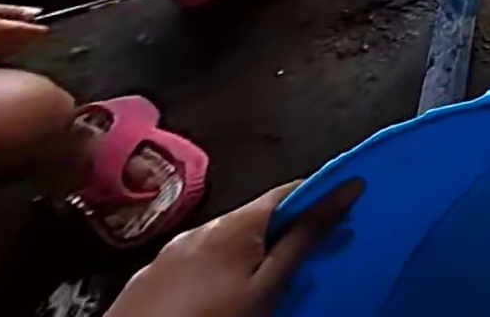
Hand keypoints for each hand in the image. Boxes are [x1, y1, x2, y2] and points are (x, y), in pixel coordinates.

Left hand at [107, 178, 363, 316]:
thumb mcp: (269, 286)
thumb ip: (308, 234)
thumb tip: (352, 185)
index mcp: (235, 224)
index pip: (290, 190)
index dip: (314, 202)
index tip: (330, 225)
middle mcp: (199, 229)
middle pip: (254, 219)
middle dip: (275, 236)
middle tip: (288, 269)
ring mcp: (161, 259)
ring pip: (218, 244)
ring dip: (238, 257)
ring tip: (244, 294)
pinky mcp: (137, 287)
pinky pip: (186, 268)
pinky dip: (204, 277)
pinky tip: (202, 307)